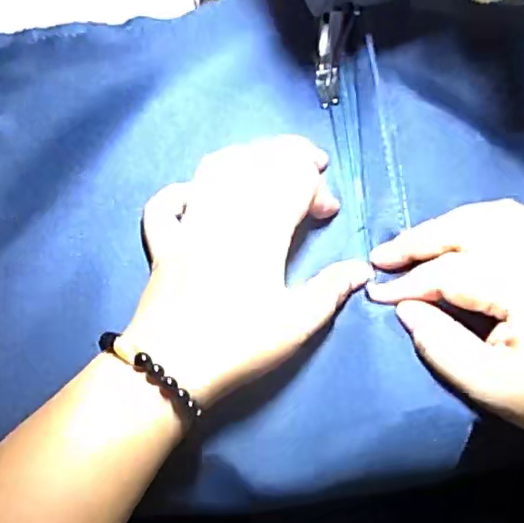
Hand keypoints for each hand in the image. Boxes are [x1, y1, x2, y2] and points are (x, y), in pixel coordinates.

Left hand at [116, 136, 372, 405]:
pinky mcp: (162, 245)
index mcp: (262, 230)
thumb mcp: (296, 325)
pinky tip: (197, 195)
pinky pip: (166, 203)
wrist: (171, 367)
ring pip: (215, 167)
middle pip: (257, 160)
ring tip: (267, 166)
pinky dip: (182, 190)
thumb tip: (361, 270)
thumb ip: (330, 291)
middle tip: (311, 167)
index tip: (328, 214)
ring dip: (246, 157)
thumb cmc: (239, 345)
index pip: (294, 179)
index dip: (317, 188)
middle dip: (289, 155)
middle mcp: (224, 214)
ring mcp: (188, 226)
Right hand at [367, 199, 523, 468]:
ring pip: (498, 216)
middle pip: (475, 225)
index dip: (411, 282)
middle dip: (424, 238)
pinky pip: (520, 225)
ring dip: (451, 227)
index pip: (456, 270)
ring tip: (415, 247)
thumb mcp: (489, 385)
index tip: (375, 294)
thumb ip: (441, 344)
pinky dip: (480, 228)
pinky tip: (459, 246)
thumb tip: (405, 309)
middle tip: (384, 256)